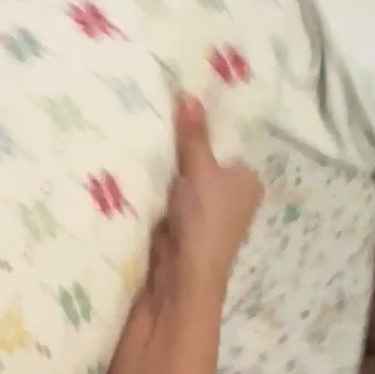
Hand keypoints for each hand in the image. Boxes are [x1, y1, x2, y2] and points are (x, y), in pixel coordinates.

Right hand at [140, 96, 262, 311]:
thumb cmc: (204, 221)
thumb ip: (193, 135)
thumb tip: (189, 93)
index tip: (171, 103)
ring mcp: (200, 213)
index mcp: (246, 181)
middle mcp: (228, 196)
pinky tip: (128, 168)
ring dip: (158, 169)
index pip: (223, 143)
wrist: (182, 281)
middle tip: (144, 115)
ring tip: (130, 135)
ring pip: (177, 180)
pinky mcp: (175, 227)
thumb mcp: (200, 171)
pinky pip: (161, 197)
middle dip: (174, 146)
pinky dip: (148, 188)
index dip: (199, 125)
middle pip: (198, 161)